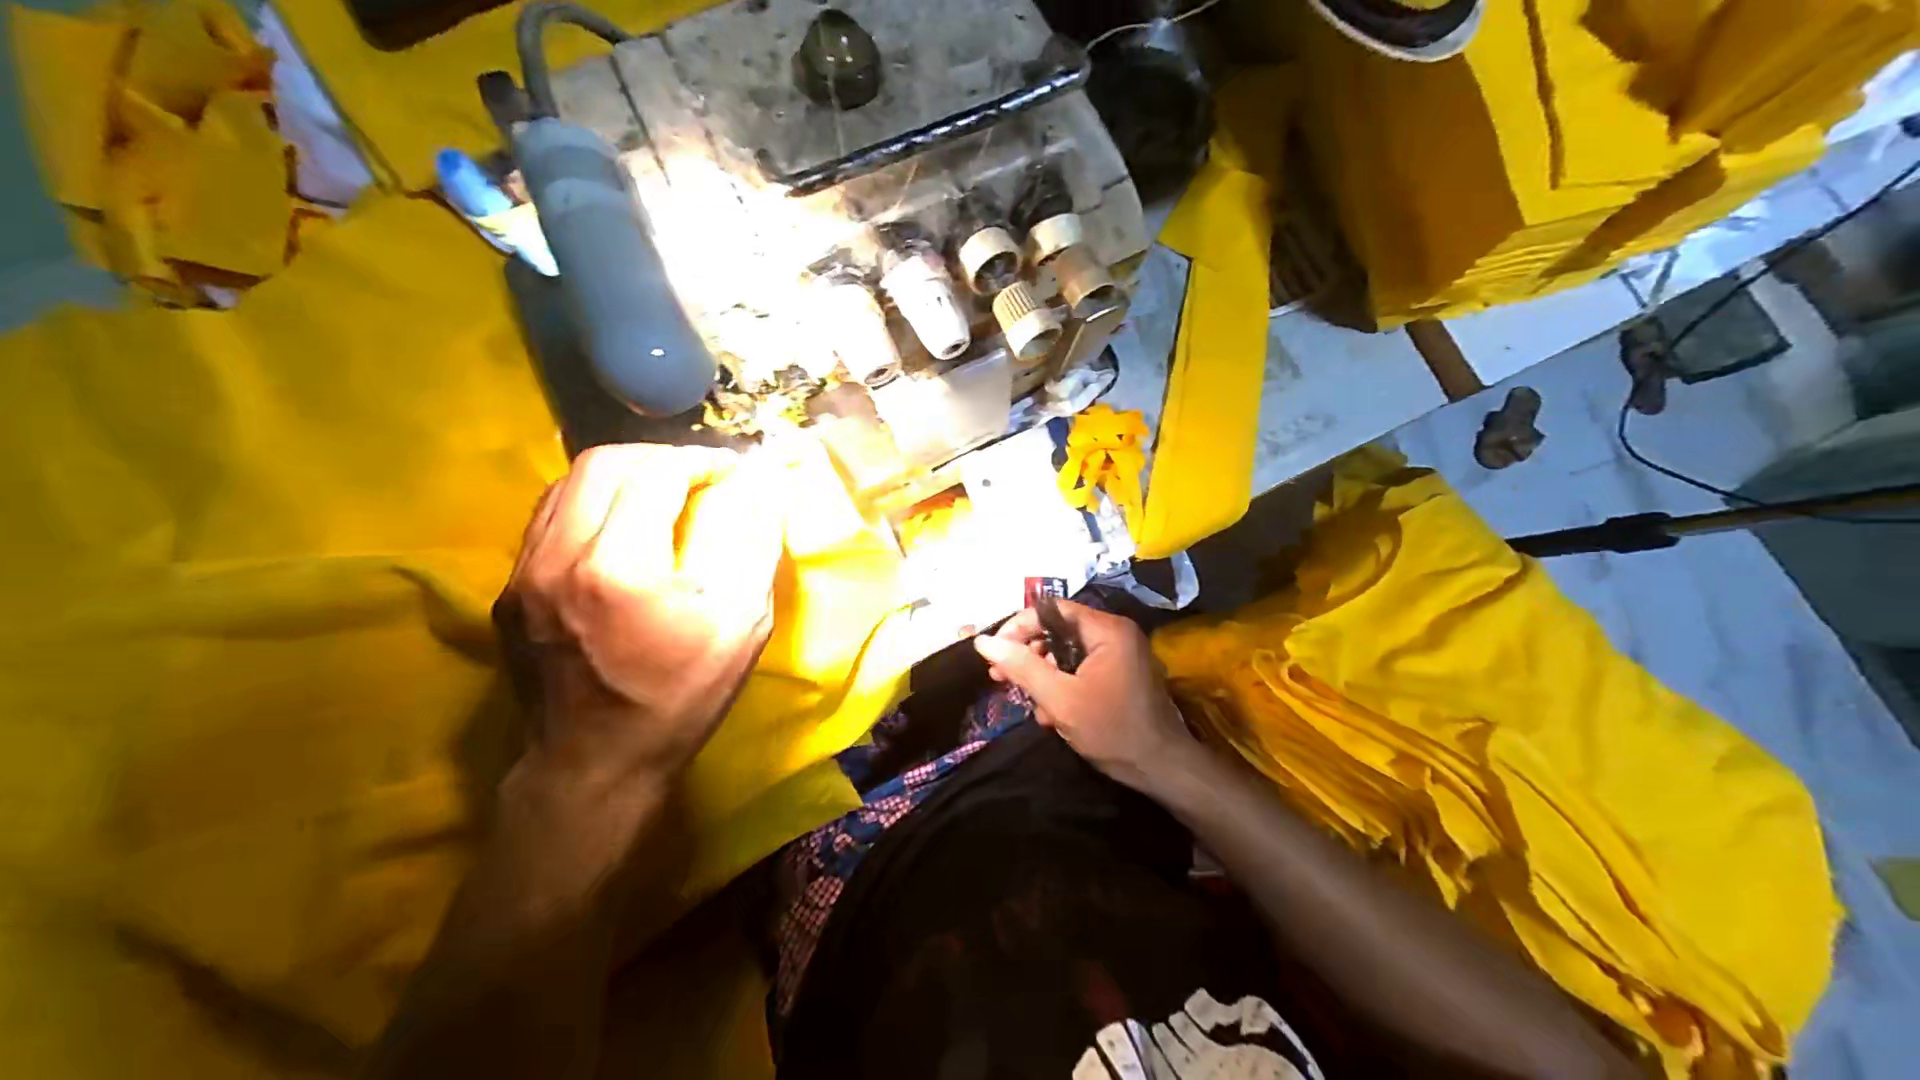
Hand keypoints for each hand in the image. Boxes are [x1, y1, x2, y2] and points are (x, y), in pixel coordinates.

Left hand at [495, 444, 784, 796]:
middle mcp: (557, 557)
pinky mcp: (511, 590)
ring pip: (568, 483)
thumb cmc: (679, 698)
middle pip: (603, 463)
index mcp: (618, 568)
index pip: (656, 473)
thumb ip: (750, 542)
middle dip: (660, 457)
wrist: (594, 764)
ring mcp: (523, 573)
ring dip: (622, 475)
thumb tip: (760, 483)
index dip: (700, 460)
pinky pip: (551, 518)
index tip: (731, 470)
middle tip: (699, 476)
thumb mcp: (739, 624)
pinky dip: (593, 504)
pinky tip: (623, 529)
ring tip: (662, 495)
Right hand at [972, 600, 1200, 793]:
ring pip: (1066, 654)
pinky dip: (1062, 686)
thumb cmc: (1112, 729)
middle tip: (1001, 678)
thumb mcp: (1060, 699)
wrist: (1162, 769)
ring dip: (1043, 677)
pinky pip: (1080, 669)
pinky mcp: (1119, 675)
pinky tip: (1052, 715)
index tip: (995, 653)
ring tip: (1031, 704)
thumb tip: (983, 642)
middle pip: (1057, 631)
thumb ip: (1021, 667)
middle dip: (1027, 655)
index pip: (1050, 611)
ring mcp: (1119, 655)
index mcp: (1106, 629)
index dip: (1018, 628)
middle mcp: (1114, 634)